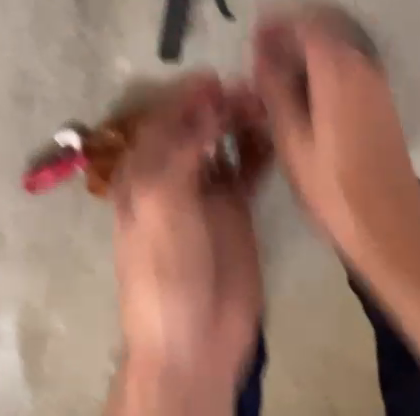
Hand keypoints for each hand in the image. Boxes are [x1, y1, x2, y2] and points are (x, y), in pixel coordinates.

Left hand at [109, 75, 263, 413]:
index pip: (163, 120)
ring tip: (267, 107)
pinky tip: (276, 134)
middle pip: (196, 126)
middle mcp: (173, 175)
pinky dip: (259, 148)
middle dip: (219, 105)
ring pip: (224, 141)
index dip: (187, 97)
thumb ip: (181, 149)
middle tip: (251, 92)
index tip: (217, 76)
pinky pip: (247, 168)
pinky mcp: (236, 210)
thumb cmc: (167, 271)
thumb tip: (205, 102)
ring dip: (241, 120)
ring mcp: (206, 192)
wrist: (195, 343)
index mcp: (143, 172)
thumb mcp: (161, 204)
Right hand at [251, 4, 419, 272]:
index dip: (278, 23)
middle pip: (325, 28)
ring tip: (277, 73)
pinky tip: (303, 92)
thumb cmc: (333, 188)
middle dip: (292, 32)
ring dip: (308, 49)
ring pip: (338, 46)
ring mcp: (376, 82)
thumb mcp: (291, 140)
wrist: (390, 227)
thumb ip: (274, 89)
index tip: (254, 35)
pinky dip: (324, 65)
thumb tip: (262, 55)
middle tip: (263, 51)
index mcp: (338, 70)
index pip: (306, 23)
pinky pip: (348, 64)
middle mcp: (362, 65)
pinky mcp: (382, 101)